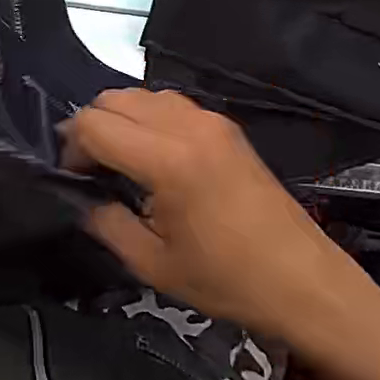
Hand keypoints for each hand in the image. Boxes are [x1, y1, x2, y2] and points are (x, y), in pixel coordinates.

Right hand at [61, 90, 379, 350]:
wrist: (308, 284)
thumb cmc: (229, 280)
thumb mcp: (151, 263)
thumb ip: (104, 221)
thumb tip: (81, 196)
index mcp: (167, 160)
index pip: (92, 124)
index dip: (71, 148)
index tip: (74, 178)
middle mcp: (186, 126)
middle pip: (111, 98)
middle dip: (90, 127)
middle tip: (92, 168)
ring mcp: (209, 120)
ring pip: (139, 94)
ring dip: (118, 118)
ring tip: (121, 159)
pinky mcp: (224, 125)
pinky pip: (167, 102)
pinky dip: (146, 117)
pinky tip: (153, 153)